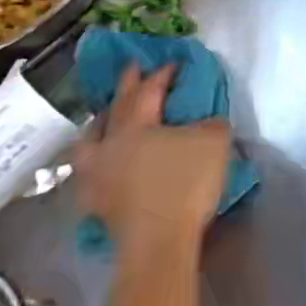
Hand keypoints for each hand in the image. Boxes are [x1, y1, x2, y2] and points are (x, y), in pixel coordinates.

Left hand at [74, 64, 230, 255]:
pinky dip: (97, 158)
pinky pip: (91, 170)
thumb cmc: (186, 183)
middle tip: (133, 68)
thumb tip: (204, 120)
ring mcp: (98, 175)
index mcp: (137, 124)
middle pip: (117, 107)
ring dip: (101, 122)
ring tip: (108, 117)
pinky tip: (106, 161)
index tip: (175, 63)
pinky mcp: (97, 202)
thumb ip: (211, 121)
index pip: (149, 90)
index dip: (163, 74)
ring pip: (91, 139)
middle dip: (126, 85)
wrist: (159, 242)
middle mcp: (111, 143)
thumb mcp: (214, 140)